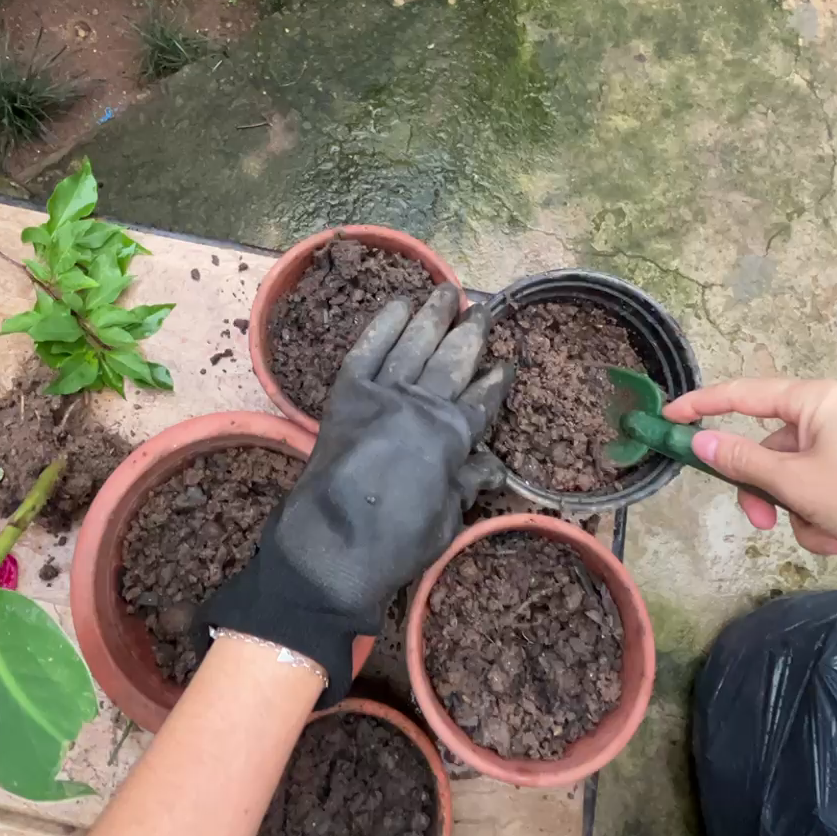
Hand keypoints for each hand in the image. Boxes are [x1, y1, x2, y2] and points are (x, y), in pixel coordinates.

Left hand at [200, 284, 511, 701]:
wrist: (330, 545)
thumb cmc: (394, 544)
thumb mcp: (447, 520)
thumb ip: (466, 483)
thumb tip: (491, 462)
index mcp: (451, 436)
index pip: (482, 400)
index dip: (496, 381)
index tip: (507, 363)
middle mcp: (421, 405)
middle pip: (451, 361)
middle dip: (470, 334)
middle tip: (483, 309)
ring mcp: (382, 393)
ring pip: (414, 345)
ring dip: (433, 316)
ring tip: (449, 290)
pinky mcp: (346, 393)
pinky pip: (368, 349)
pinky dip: (384, 324)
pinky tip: (401, 303)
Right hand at [664, 378, 836, 582]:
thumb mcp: (796, 481)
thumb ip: (740, 460)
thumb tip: (699, 439)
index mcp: (816, 400)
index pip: (742, 394)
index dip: (701, 405)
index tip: (669, 418)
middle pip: (773, 449)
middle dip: (767, 492)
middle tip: (762, 523)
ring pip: (801, 481)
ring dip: (806, 515)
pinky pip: (831, 495)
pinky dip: (835, 522)